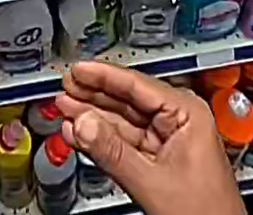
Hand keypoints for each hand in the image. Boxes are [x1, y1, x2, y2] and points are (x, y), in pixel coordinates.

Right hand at [56, 62, 245, 214]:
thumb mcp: (155, 183)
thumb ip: (115, 152)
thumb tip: (83, 122)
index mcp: (187, 111)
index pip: (137, 84)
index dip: (103, 75)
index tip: (77, 69)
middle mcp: (178, 119)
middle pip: (127, 99)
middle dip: (93, 94)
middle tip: (65, 86)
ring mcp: (168, 139)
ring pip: (122, 121)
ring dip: (92, 117)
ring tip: (65, 108)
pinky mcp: (159, 160)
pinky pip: (125, 142)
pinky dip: (102, 140)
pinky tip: (81, 134)